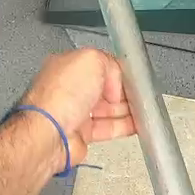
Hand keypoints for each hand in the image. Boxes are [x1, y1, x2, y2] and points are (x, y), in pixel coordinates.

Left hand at [18, 49, 136, 165]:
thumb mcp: (92, 60)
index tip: (133, 76)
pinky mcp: (82, 133)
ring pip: (108, 109)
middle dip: (125, 91)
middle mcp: (70, 89)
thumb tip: (116, 81)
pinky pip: (108, 128)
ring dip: (128, 109)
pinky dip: (124, 126)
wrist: (48, 134)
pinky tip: (138, 124)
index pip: (100, 65)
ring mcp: (75, 112)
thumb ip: (110, 63)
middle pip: (105, 88)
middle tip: (141, 94)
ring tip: (145, 109)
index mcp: (68, 67)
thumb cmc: (59, 96)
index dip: (118, 71)